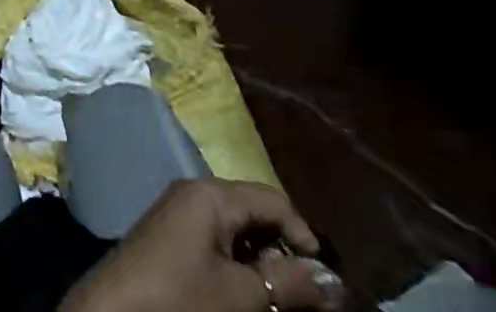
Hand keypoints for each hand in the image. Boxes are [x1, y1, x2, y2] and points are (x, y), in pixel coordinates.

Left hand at [59, 179, 342, 311]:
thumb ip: (286, 284)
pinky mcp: (166, 240)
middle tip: (305, 296)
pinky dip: (234, 266)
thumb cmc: (178, 300)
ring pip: (234, 231)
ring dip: (259, 263)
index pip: (272, 200)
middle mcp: (194, 195)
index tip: (326, 279)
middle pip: (253, 213)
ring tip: (275, 299)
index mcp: (211, 194)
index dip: (303, 236)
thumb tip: (328, 281)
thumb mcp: (238, 295)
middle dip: (282, 252)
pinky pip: (213, 243)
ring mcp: (177, 216)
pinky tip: (242, 294)